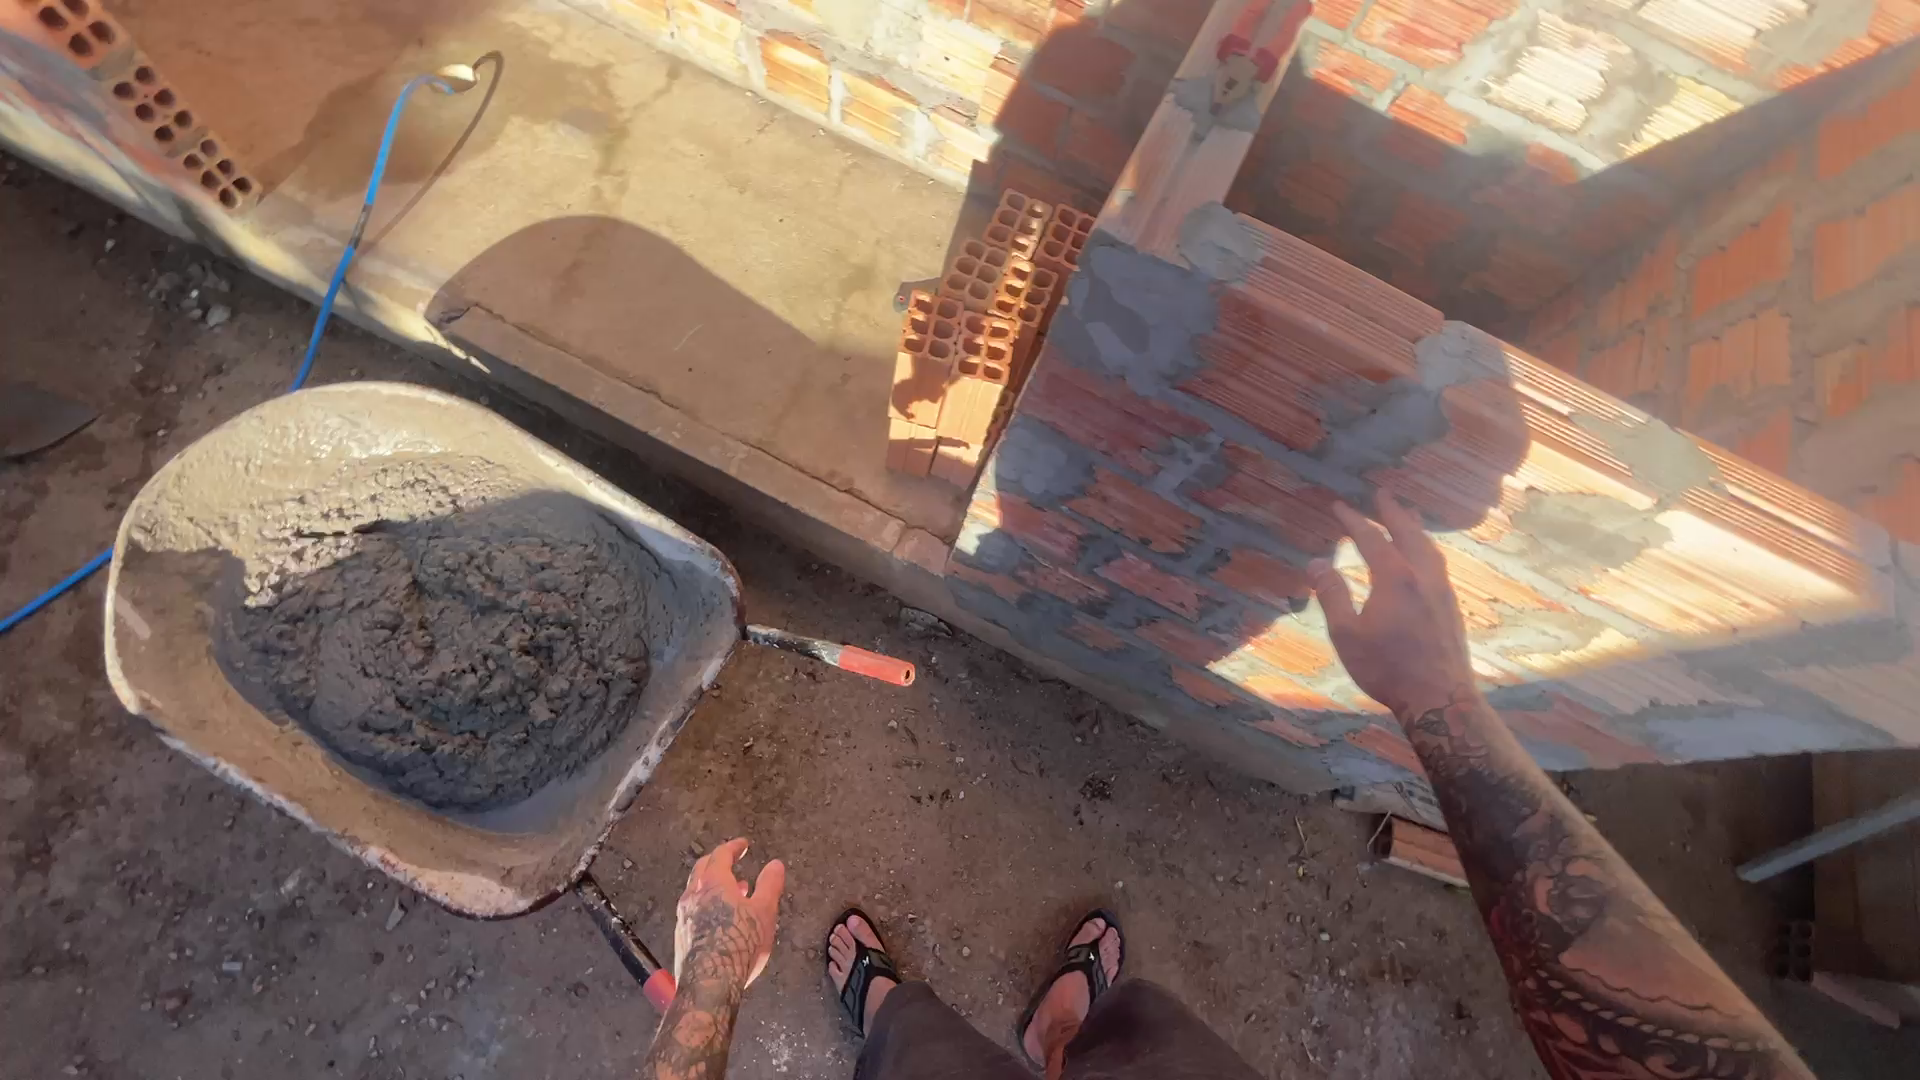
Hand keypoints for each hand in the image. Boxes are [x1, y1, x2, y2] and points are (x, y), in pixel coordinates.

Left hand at [671, 837, 785, 993]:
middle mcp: (693, 896)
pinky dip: (707, 904)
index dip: (733, 847)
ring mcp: (683, 918)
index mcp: (713, 882)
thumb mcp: (765, 910)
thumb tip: (775, 864)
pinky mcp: (681, 939)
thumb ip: (770, 884)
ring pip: (696, 891)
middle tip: (732, 862)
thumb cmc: (740, 942)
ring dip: (713, 885)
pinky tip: (721, 920)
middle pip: (702, 869)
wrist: (709, 986)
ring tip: (734, 892)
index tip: (743, 845)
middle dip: (718, 862)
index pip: (721, 854)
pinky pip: (693, 911)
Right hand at [1307, 495, 1475, 718]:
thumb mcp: (1346, 633)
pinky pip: (1438, 565)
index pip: (1372, 540)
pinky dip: (1425, 549)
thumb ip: (1332, 594)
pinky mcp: (1451, 609)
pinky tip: (1422, 559)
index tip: (1339, 506)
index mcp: (1395, 579)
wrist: (1439, 699)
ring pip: (1430, 550)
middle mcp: (1424, 578)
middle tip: (1382, 494)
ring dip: (1415, 529)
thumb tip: (1317, 563)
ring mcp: (1442, 593)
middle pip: (1410, 535)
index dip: (1354, 521)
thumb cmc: (1386, 667)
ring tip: (1407, 518)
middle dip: (1394, 513)